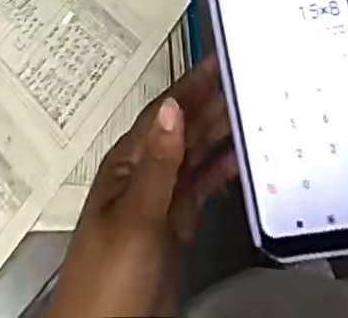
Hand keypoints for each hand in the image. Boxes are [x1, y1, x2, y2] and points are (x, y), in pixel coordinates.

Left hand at [51, 58, 238, 317]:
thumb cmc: (105, 283)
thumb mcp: (136, 217)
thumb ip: (158, 163)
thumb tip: (171, 110)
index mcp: (127, 166)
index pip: (163, 114)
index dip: (190, 86)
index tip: (213, 64)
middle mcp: (142, 178)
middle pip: (180, 131)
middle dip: (209, 103)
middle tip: (238, 81)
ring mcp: (157, 203)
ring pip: (191, 157)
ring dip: (216, 133)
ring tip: (242, 112)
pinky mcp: (172, 229)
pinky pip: (198, 188)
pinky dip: (217, 172)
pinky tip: (232, 163)